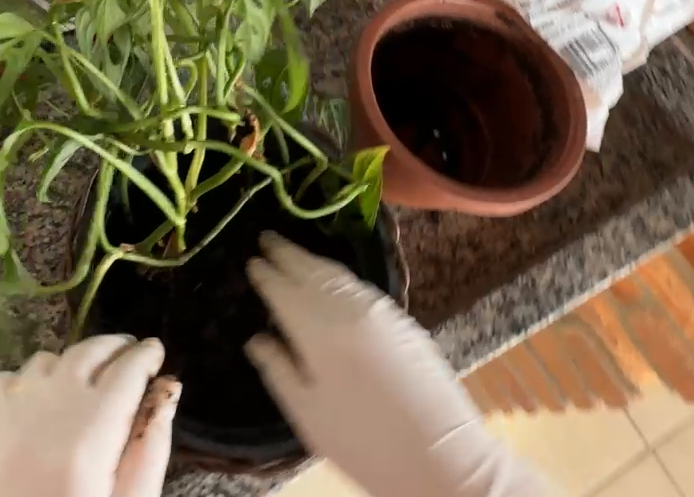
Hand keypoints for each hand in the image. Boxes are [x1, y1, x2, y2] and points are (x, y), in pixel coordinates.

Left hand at [0, 335, 180, 496]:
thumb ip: (150, 451)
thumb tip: (168, 391)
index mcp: (90, 435)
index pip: (127, 369)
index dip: (146, 356)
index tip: (155, 352)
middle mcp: (49, 408)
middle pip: (89, 351)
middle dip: (115, 348)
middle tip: (128, 356)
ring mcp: (8, 409)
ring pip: (50, 360)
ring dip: (73, 366)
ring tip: (83, 387)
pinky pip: (11, 379)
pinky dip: (32, 383)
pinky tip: (39, 409)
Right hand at [244, 234, 548, 496]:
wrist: (442, 456)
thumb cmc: (364, 441)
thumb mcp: (308, 415)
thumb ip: (278, 369)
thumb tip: (257, 339)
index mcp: (317, 329)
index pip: (283, 289)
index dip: (265, 273)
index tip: (250, 260)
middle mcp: (346, 308)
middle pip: (310, 269)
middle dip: (286, 252)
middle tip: (266, 238)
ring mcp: (377, 309)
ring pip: (336, 273)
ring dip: (310, 259)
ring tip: (293, 253)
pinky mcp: (399, 319)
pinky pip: (356, 284)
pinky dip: (335, 274)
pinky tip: (331, 281)